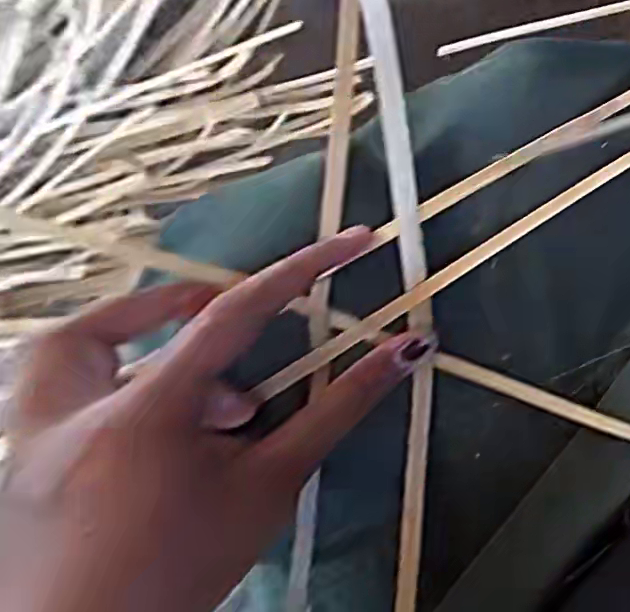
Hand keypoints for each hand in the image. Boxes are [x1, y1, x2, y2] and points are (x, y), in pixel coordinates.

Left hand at [0, 228, 433, 611]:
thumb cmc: (179, 566)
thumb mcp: (276, 478)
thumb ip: (343, 403)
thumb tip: (414, 346)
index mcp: (136, 418)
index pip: (232, 315)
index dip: (303, 267)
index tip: (356, 239)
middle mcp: (63, 427)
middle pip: (80, 334)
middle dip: (155, 305)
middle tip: (223, 306)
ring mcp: (28, 459)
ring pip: (52, 374)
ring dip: (132, 352)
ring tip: (213, 381)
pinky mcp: (24, 485)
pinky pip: (62, 412)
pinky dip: (125, 397)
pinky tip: (183, 433)